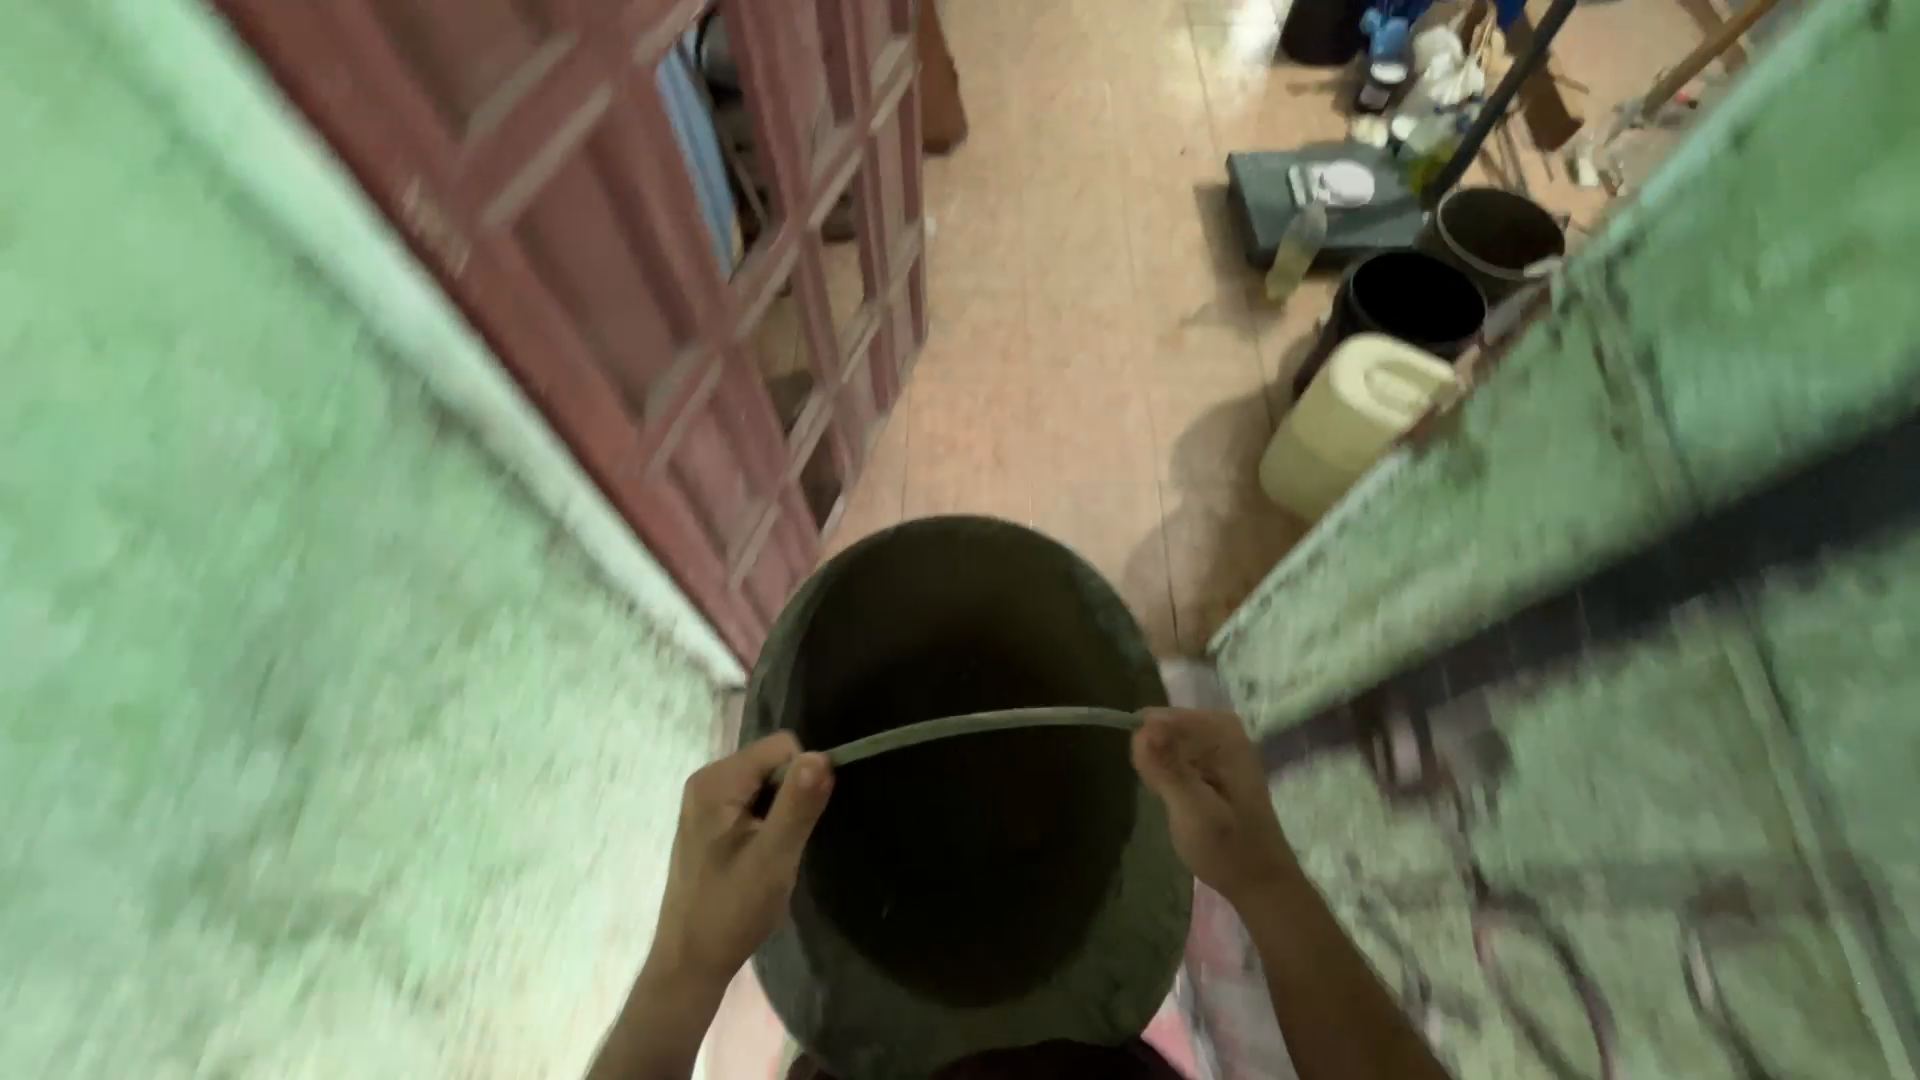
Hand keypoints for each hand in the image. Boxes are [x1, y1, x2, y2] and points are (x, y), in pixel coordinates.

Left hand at [647, 733, 833, 988]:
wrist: (690, 963)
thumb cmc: (731, 911)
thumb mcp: (773, 858)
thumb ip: (798, 804)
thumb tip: (822, 756)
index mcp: (717, 780)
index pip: (783, 747)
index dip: (802, 781)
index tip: (795, 825)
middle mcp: (708, 780)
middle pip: (774, 761)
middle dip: (791, 797)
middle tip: (781, 845)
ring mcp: (707, 800)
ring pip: (768, 783)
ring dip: (781, 813)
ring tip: (771, 854)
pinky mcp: (712, 819)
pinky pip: (756, 800)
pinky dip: (768, 823)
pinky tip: (760, 857)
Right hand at [1131, 707, 1299, 907]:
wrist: (1260, 883)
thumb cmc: (1228, 849)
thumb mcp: (1192, 809)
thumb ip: (1167, 767)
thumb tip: (1142, 727)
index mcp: (1223, 733)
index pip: (1160, 719)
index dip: (1150, 751)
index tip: (1158, 785)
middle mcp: (1223, 729)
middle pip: (1162, 727)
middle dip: (1156, 760)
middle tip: (1169, 797)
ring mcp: (1219, 746)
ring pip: (1165, 742)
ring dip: (1162, 771)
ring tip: (1176, 802)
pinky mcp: (1214, 763)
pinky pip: (1175, 754)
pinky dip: (1170, 776)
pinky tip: (1180, 800)